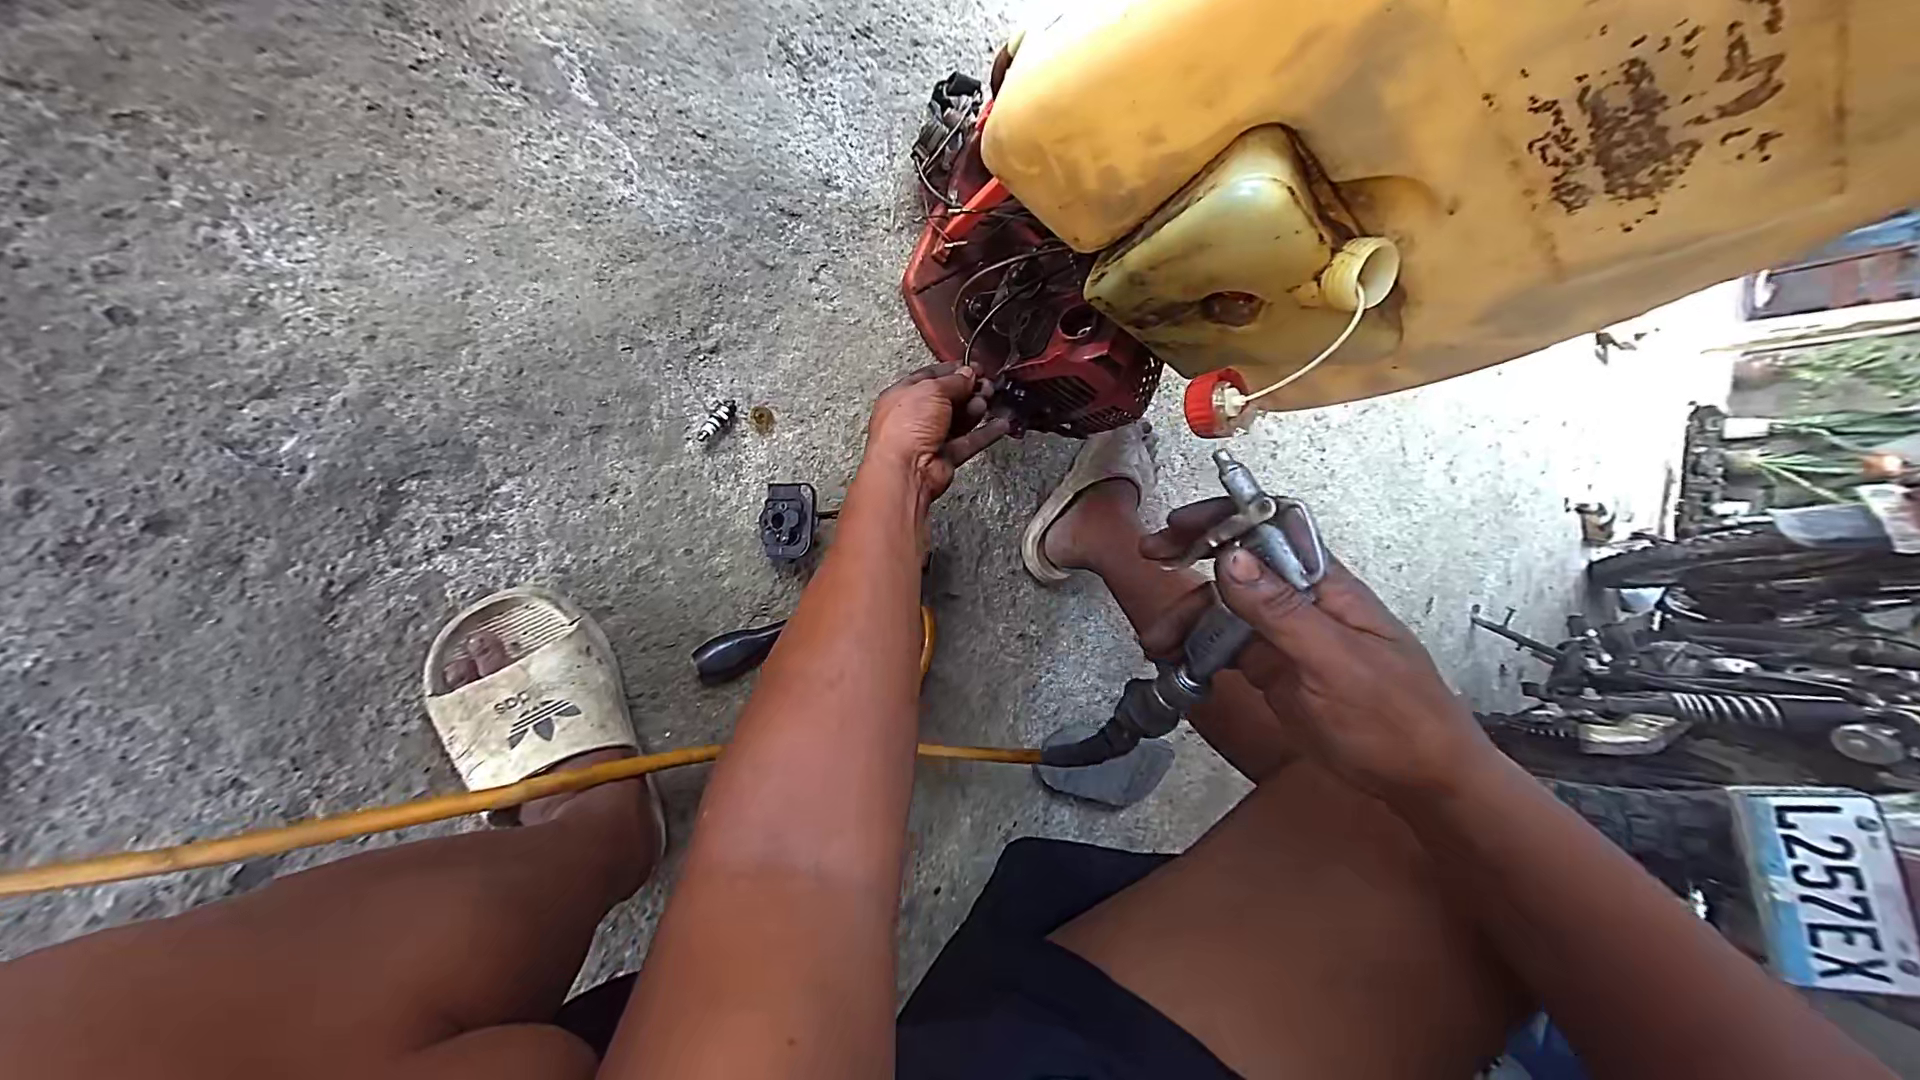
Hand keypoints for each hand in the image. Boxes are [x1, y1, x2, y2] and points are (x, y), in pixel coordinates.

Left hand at [863, 361, 1010, 509]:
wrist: (906, 469)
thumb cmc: (905, 428)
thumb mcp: (931, 390)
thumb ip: (953, 381)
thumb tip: (967, 374)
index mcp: (903, 396)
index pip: (931, 377)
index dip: (953, 371)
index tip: (973, 367)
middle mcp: (915, 417)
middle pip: (948, 399)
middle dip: (969, 390)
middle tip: (986, 385)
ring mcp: (930, 438)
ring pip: (959, 420)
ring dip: (976, 409)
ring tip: (989, 400)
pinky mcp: (945, 457)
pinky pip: (969, 442)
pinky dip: (986, 433)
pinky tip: (1000, 424)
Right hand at [1140, 499, 1496, 800]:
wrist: (1420, 782)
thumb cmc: (1399, 720)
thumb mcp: (1337, 662)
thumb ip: (1281, 610)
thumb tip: (1232, 560)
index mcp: (1324, 586)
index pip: (1271, 529)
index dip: (1226, 518)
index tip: (1182, 524)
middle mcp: (1298, 602)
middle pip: (1237, 565)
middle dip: (1192, 557)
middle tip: (1153, 556)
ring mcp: (1282, 635)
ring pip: (1221, 610)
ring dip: (1185, 620)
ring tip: (1157, 644)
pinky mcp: (1270, 666)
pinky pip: (1222, 647)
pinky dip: (1194, 652)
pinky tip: (1177, 664)